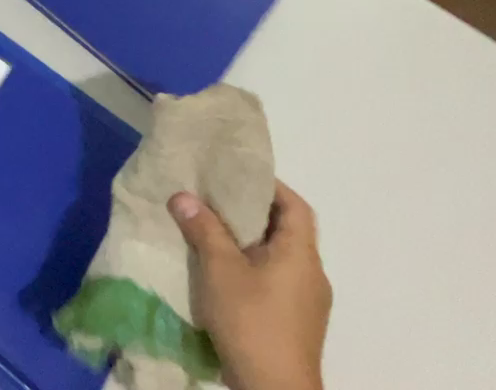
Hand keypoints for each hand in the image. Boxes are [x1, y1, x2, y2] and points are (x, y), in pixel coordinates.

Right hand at [169, 182, 330, 389]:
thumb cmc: (252, 321)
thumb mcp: (220, 269)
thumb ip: (204, 229)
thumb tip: (184, 196)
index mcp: (301, 255)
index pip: (296, 206)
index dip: (270, 185)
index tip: (236, 174)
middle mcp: (311, 274)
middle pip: (287, 230)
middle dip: (251, 210)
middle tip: (213, 196)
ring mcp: (306, 301)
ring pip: (279, 256)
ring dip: (249, 239)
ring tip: (210, 229)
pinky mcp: (295, 321)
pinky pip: (275, 278)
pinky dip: (251, 264)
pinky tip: (221, 270)